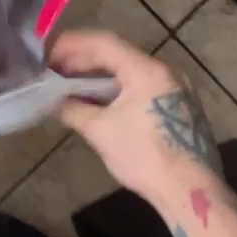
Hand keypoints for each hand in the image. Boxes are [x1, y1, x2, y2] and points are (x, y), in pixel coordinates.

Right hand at [51, 31, 222, 207]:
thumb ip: (71, 108)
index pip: (102, 43)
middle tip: (52, 70)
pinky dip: (114, 86)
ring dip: (96, 74)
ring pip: (128, 69)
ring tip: (68, 84)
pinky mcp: (178, 105)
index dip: (69, 45)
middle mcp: (166, 72)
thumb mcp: (99, 131)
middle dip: (80, 60)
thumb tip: (49, 100)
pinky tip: (94, 99)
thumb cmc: (144, 157)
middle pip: (116, 54)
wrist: (191, 193)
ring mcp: (176, 88)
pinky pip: (140, 84)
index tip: (45, 56)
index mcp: (148, 72)